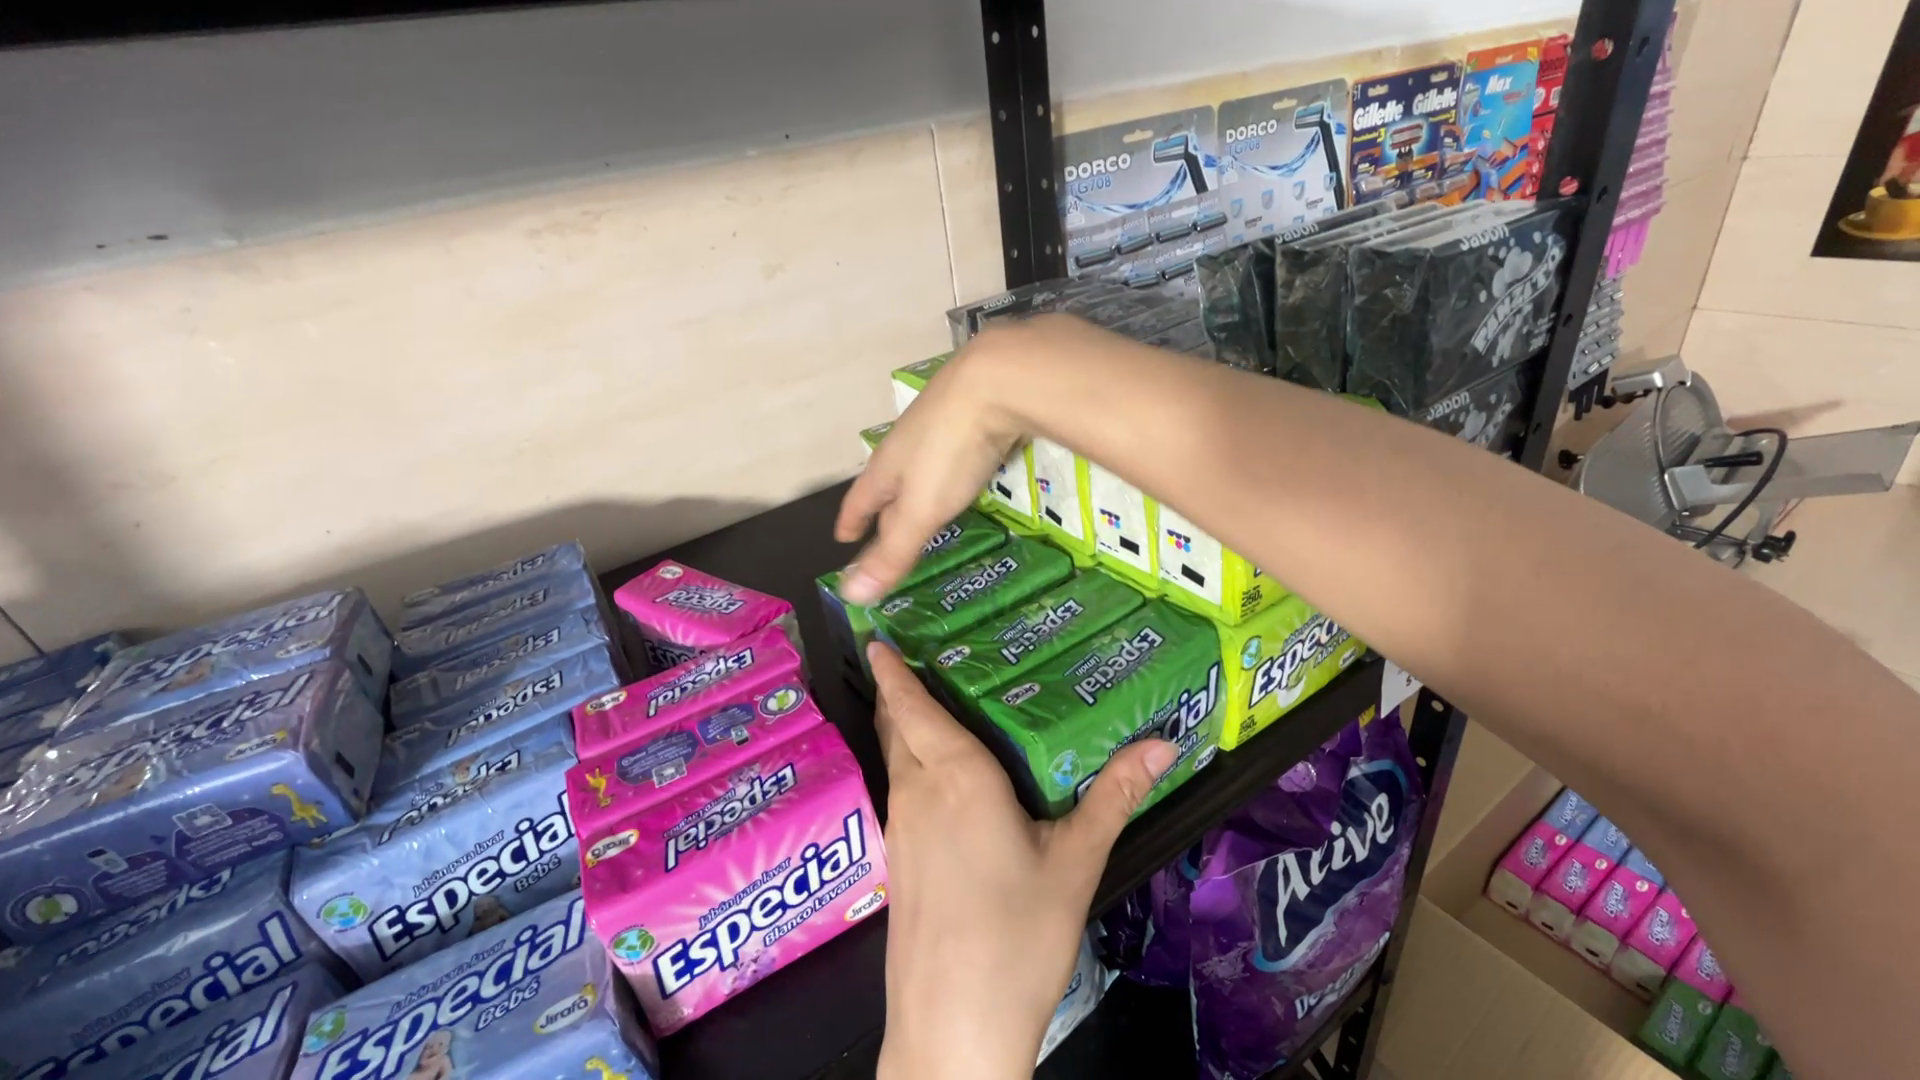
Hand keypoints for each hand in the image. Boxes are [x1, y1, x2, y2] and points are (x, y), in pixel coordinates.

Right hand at [835, 339, 1026, 604]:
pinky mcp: (975, 411)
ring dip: (918, 486)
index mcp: (888, 466)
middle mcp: (908, 442)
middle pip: (890, 482)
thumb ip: (892, 552)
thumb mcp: (921, 509)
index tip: (843, 538)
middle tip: (885, 530)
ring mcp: (942, 423)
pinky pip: (955, 448)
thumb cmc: (950, 451)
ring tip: (922, 503)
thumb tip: (850, 595)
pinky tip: (966, 470)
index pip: (861, 499)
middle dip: (885, 507)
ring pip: (922, 463)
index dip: (852, 521)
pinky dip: (952, 468)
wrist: (997, 379)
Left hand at [870, 643, 1176, 1079]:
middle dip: (901, 690)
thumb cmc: (1018, 938)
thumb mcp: (1076, 862)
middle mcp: (916, 793)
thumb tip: (1163, 742)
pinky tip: (941, 779)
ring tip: (937, 703)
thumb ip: (1114, 796)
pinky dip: (911, 764)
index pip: (913, 706)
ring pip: (897, 760)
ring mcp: (899, 830)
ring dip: (905, 727)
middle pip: (898, 727)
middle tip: (926, 655)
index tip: (883, 634)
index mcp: (954, 778)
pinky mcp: (898, 863)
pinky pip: (900, 792)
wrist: (953, 1028)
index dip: (895, 670)